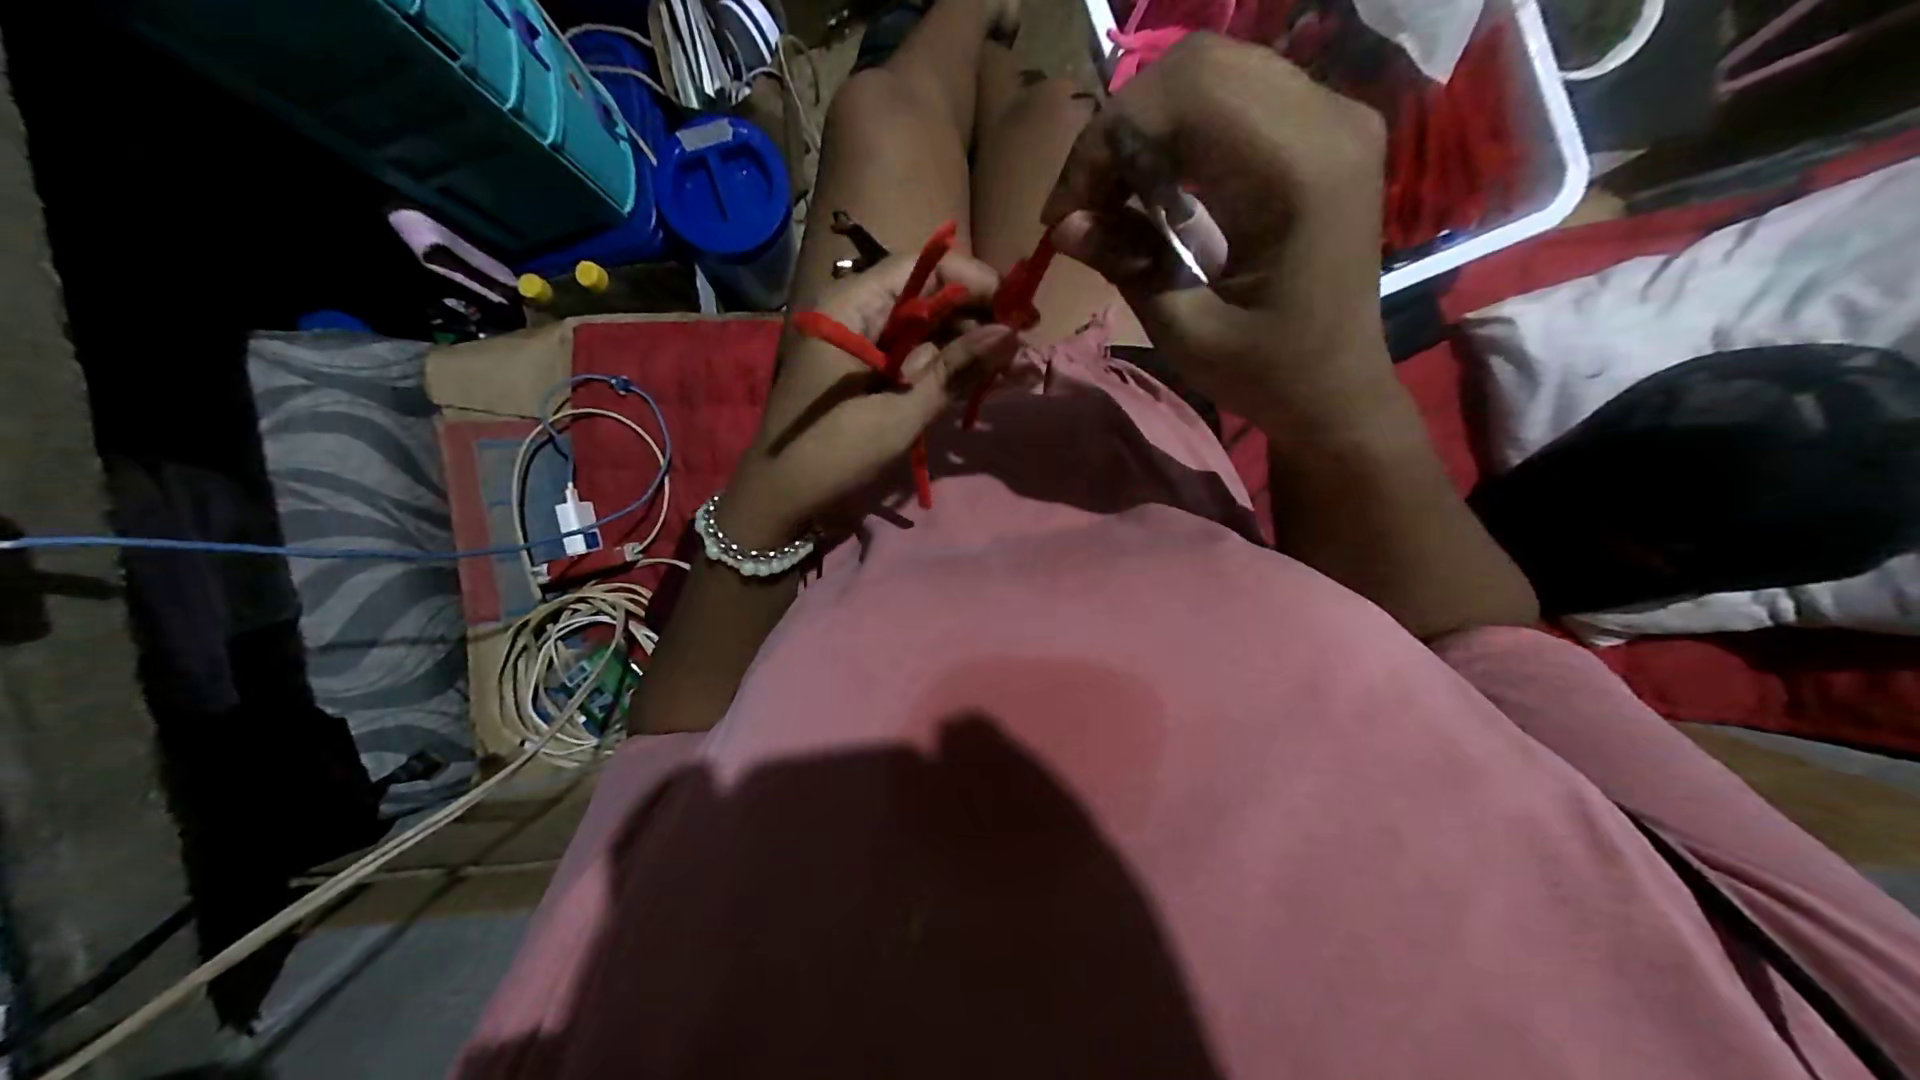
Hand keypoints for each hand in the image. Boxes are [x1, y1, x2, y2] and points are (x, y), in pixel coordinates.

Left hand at [721, 252, 1018, 547]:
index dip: (971, 279)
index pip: (918, 268)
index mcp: (847, 310)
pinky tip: (976, 377)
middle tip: (1019, 340)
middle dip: (973, 315)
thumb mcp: (899, 415)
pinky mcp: (860, 369)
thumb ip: (954, 371)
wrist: (779, 499)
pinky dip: (940, 365)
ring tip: (1007, 365)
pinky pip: (908, 354)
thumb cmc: (832, 455)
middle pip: (923, 295)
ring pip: (921, 327)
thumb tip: (1010, 334)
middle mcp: (850, 313)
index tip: (1016, 305)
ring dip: (962, 344)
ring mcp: (854, 342)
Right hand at [1043, 33, 1394, 439]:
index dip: (1106, 141)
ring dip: (1145, 126)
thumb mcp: (1185, 332)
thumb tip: (1062, 224)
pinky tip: (1154, 184)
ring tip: (1112, 195)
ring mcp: (1332, 116)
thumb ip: (1125, 264)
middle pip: (1197, 67)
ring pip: (1212, 71)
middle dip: (1120, 128)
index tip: (1065, 211)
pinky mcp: (1322, 129)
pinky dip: (1177, 130)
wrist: (1336, 387)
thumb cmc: (1267, 374)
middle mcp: (1327, 120)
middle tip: (1085, 202)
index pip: (1185, 97)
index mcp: (1300, 172)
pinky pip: (1233, 95)